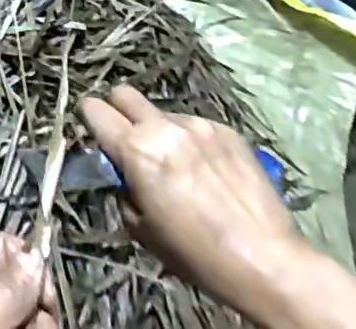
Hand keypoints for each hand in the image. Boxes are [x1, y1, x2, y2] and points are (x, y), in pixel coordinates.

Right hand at [79, 86, 307, 309]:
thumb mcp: (143, 230)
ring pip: (162, 112)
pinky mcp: (225, 128)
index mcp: (136, 150)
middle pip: (124, 93)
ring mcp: (197, 124)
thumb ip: (124, 189)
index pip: (94, 109)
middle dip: (117, 109)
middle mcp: (163, 126)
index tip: (92, 128)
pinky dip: (190, 141)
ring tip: (178, 165)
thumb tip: (123, 172)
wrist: (267, 261)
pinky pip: (194, 125)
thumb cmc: (197, 255)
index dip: (88, 116)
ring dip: (159, 130)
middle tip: (127, 138)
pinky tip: (207, 171)